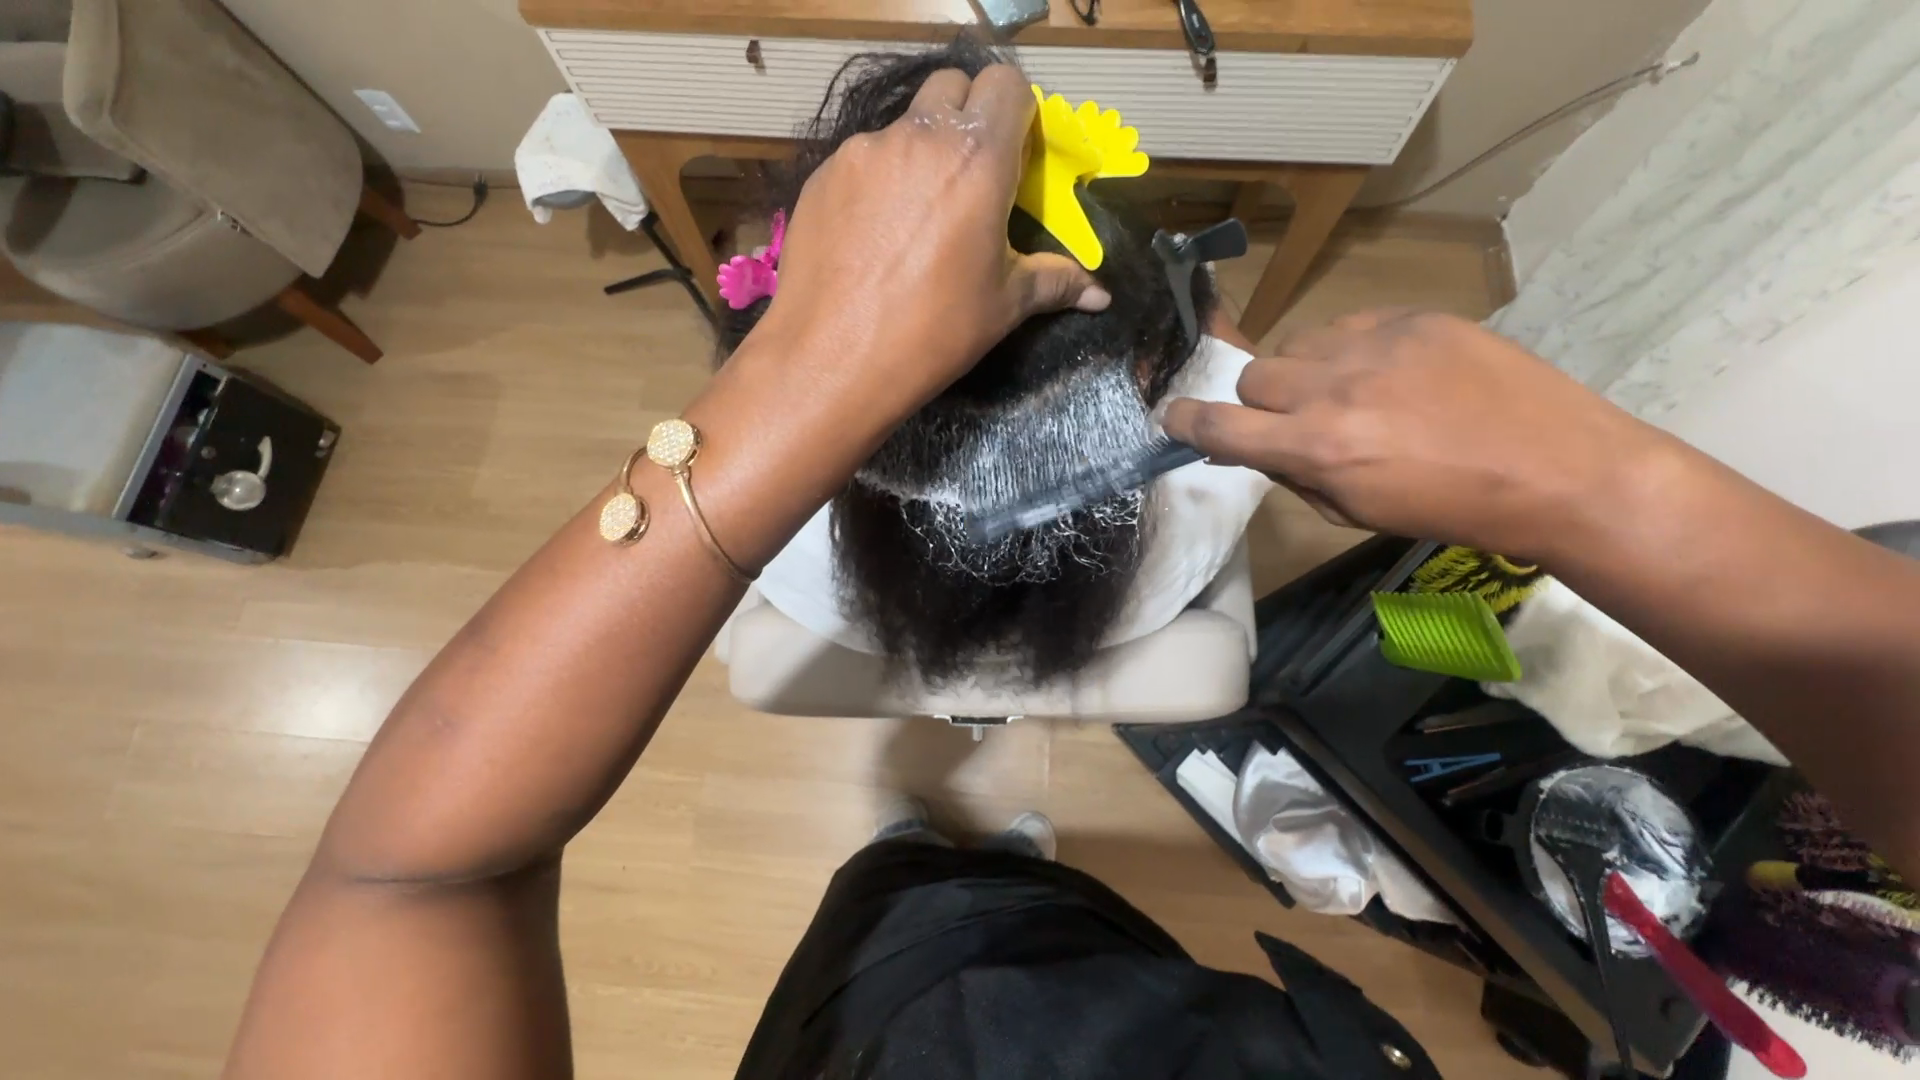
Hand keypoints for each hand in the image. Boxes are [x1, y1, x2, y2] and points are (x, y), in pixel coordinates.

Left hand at [752, 64, 1109, 421]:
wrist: (831, 360)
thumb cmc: (932, 333)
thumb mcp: (1002, 307)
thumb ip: (1054, 283)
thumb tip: (1100, 295)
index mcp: (977, 160)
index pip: (1006, 84)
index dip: (1016, 113)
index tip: (1015, 157)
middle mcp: (919, 138)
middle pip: (953, 87)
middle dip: (968, 117)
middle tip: (970, 179)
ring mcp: (864, 152)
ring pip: (904, 127)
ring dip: (921, 154)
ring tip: (915, 220)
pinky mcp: (824, 175)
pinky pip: (862, 160)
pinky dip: (878, 182)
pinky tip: (873, 237)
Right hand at [1162, 311, 1679, 558]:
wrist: (1558, 469)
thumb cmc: (1449, 510)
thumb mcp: (1354, 513)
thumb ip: (1294, 475)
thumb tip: (1256, 449)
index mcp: (1318, 449)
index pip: (1221, 427)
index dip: (1189, 423)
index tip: (1175, 418)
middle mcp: (1333, 390)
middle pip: (1253, 377)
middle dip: (1262, 403)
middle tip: (1299, 420)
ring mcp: (1375, 345)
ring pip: (1298, 345)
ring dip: (1305, 372)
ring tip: (1351, 392)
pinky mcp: (1414, 318)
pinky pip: (1349, 326)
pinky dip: (1350, 350)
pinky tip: (1390, 372)